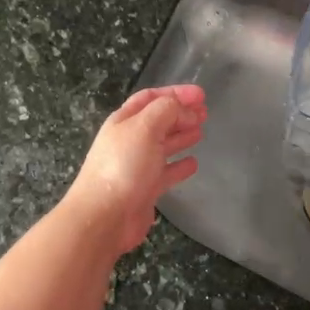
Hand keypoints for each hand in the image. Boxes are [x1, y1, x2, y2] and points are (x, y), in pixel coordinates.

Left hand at [61, 85, 207, 255]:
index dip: (175, 93)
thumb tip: (185, 111)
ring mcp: (137, 166)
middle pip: (158, 120)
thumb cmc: (123, 165)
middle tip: (205, 112)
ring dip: (182, 136)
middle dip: (181, 113)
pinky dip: (180, 166)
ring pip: (163, 145)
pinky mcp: (145, 190)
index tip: (201, 94)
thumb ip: (166, 110)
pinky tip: (194, 163)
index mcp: (124, 120)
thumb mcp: (145, 127)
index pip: (150, 97)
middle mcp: (130, 140)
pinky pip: (166, 173)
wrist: (104, 216)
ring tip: (201, 130)